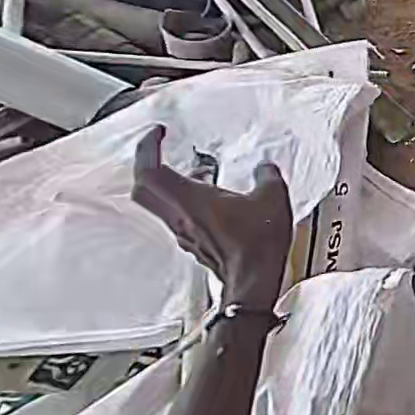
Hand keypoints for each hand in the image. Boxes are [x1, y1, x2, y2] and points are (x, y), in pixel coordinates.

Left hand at [132, 125, 292, 309]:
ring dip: (166, 184)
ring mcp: (185, 233)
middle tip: (160, 150)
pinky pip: (178, 217)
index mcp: (191, 200)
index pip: (150, 170)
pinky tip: (210, 199)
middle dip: (146, 164)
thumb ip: (266, 176)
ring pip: (159, 204)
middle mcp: (180, 217)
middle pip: (143, 189)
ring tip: (194, 172)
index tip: (157, 132)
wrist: (254, 281)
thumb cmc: (257, 243)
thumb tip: (264, 168)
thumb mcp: (272, 196)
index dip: (148, 147)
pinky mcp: (195, 243)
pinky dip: (185, 201)